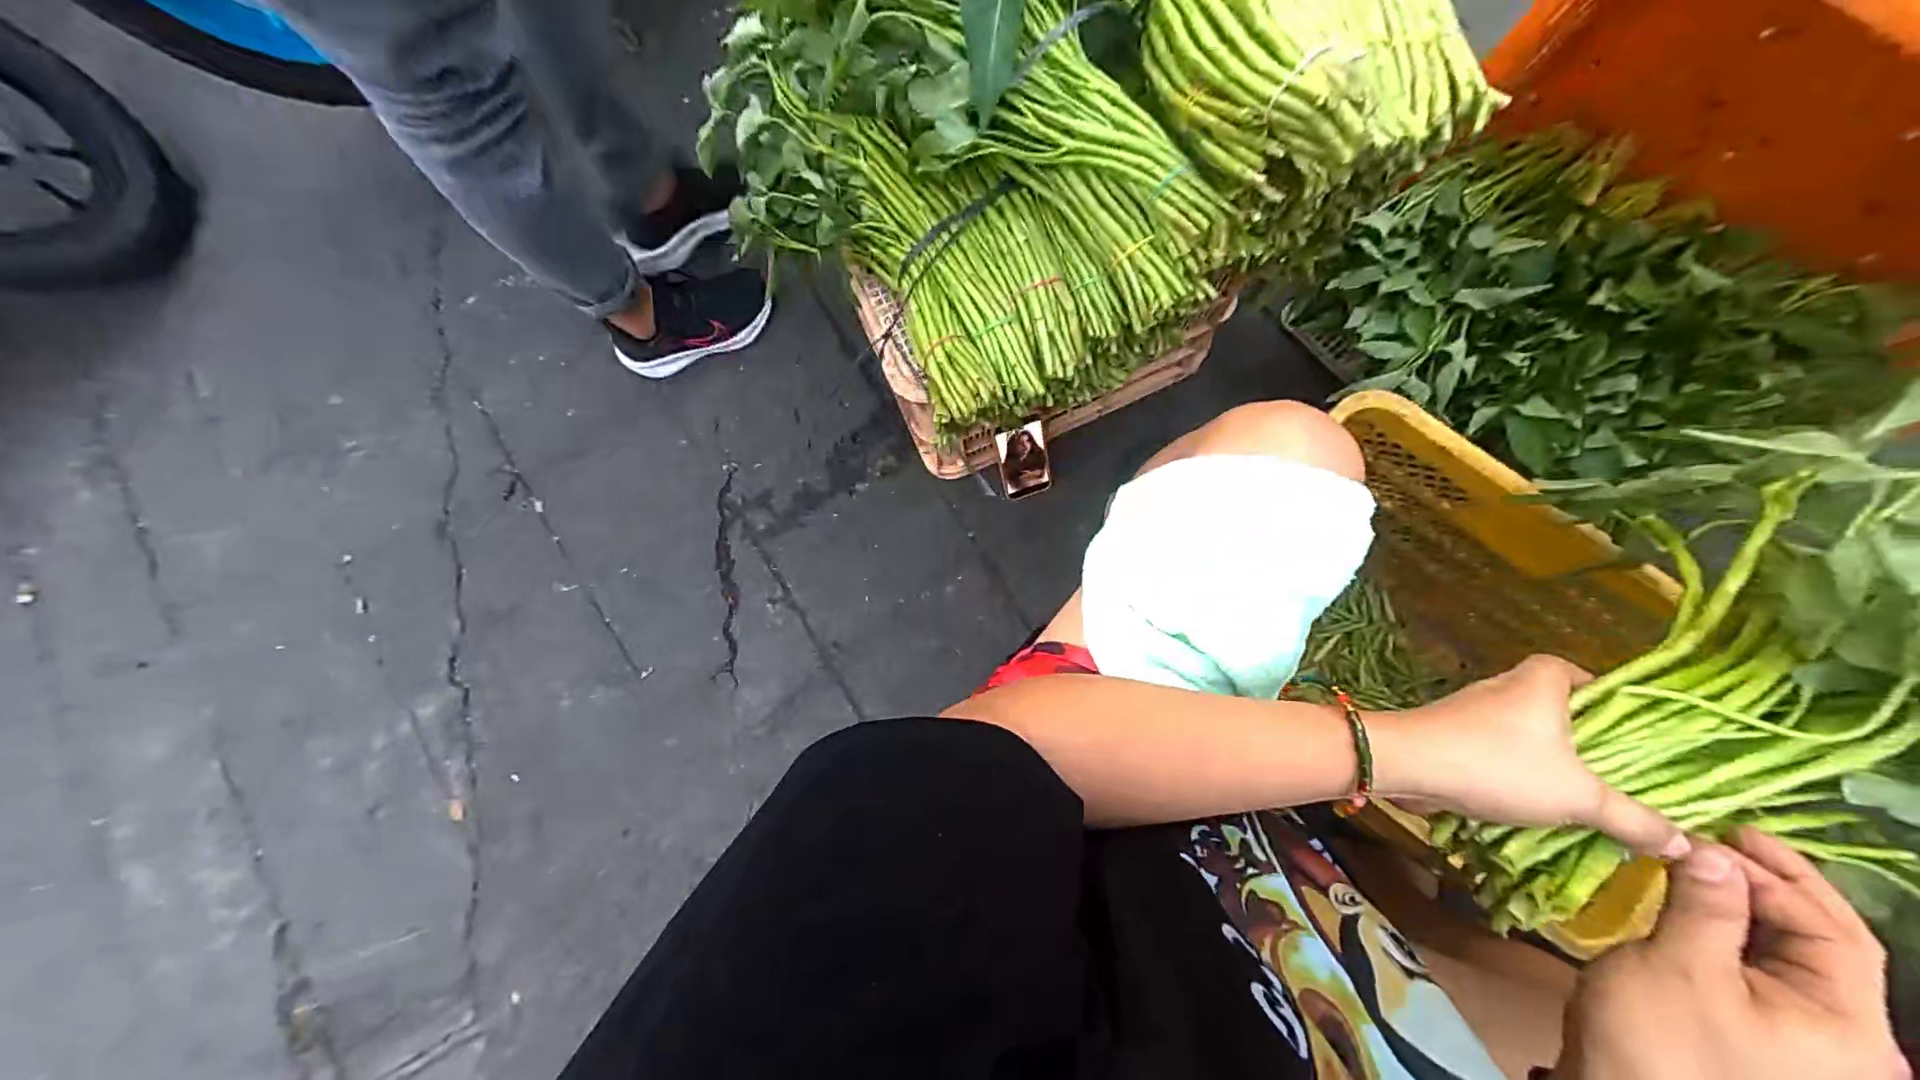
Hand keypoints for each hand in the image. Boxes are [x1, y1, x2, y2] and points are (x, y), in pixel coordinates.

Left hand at [1374, 654, 1687, 857]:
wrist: (1405, 763)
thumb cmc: (1494, 764)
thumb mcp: (1578, 796)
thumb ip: (1633, 818)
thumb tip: (1685, 842)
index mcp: (1539, 682)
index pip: (1580, 673)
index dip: (1608, 695)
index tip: (1635, 728)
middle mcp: (1503, 688)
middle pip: (1555, 707)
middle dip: (1585, 739)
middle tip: (1620, 774)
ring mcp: (1471, 711)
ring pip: (1523, 733)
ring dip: (1547, 761)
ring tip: (1585, 797)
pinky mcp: (1449, 735)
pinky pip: (1493, 750)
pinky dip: (1514, 772)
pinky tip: (1534, 804)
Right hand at [1553, 827, 1906, 1079]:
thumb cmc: (1660, 1035)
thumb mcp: (1680, 965)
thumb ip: (1707, 906)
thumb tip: (1713, 850)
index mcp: (1846, 1025)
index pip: (1835, 933)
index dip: (1779, 877)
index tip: (1716, 834)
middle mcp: (1837, 1030)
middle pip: (1822, 941)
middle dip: (1773, 883)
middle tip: (1724, 834)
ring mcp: (1794, 1031)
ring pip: (1785, 948)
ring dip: (1746, 899)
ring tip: (1702, 859)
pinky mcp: (1750, 1024)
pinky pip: (1752, 962)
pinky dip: (1727, 923)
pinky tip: (1693, 900)